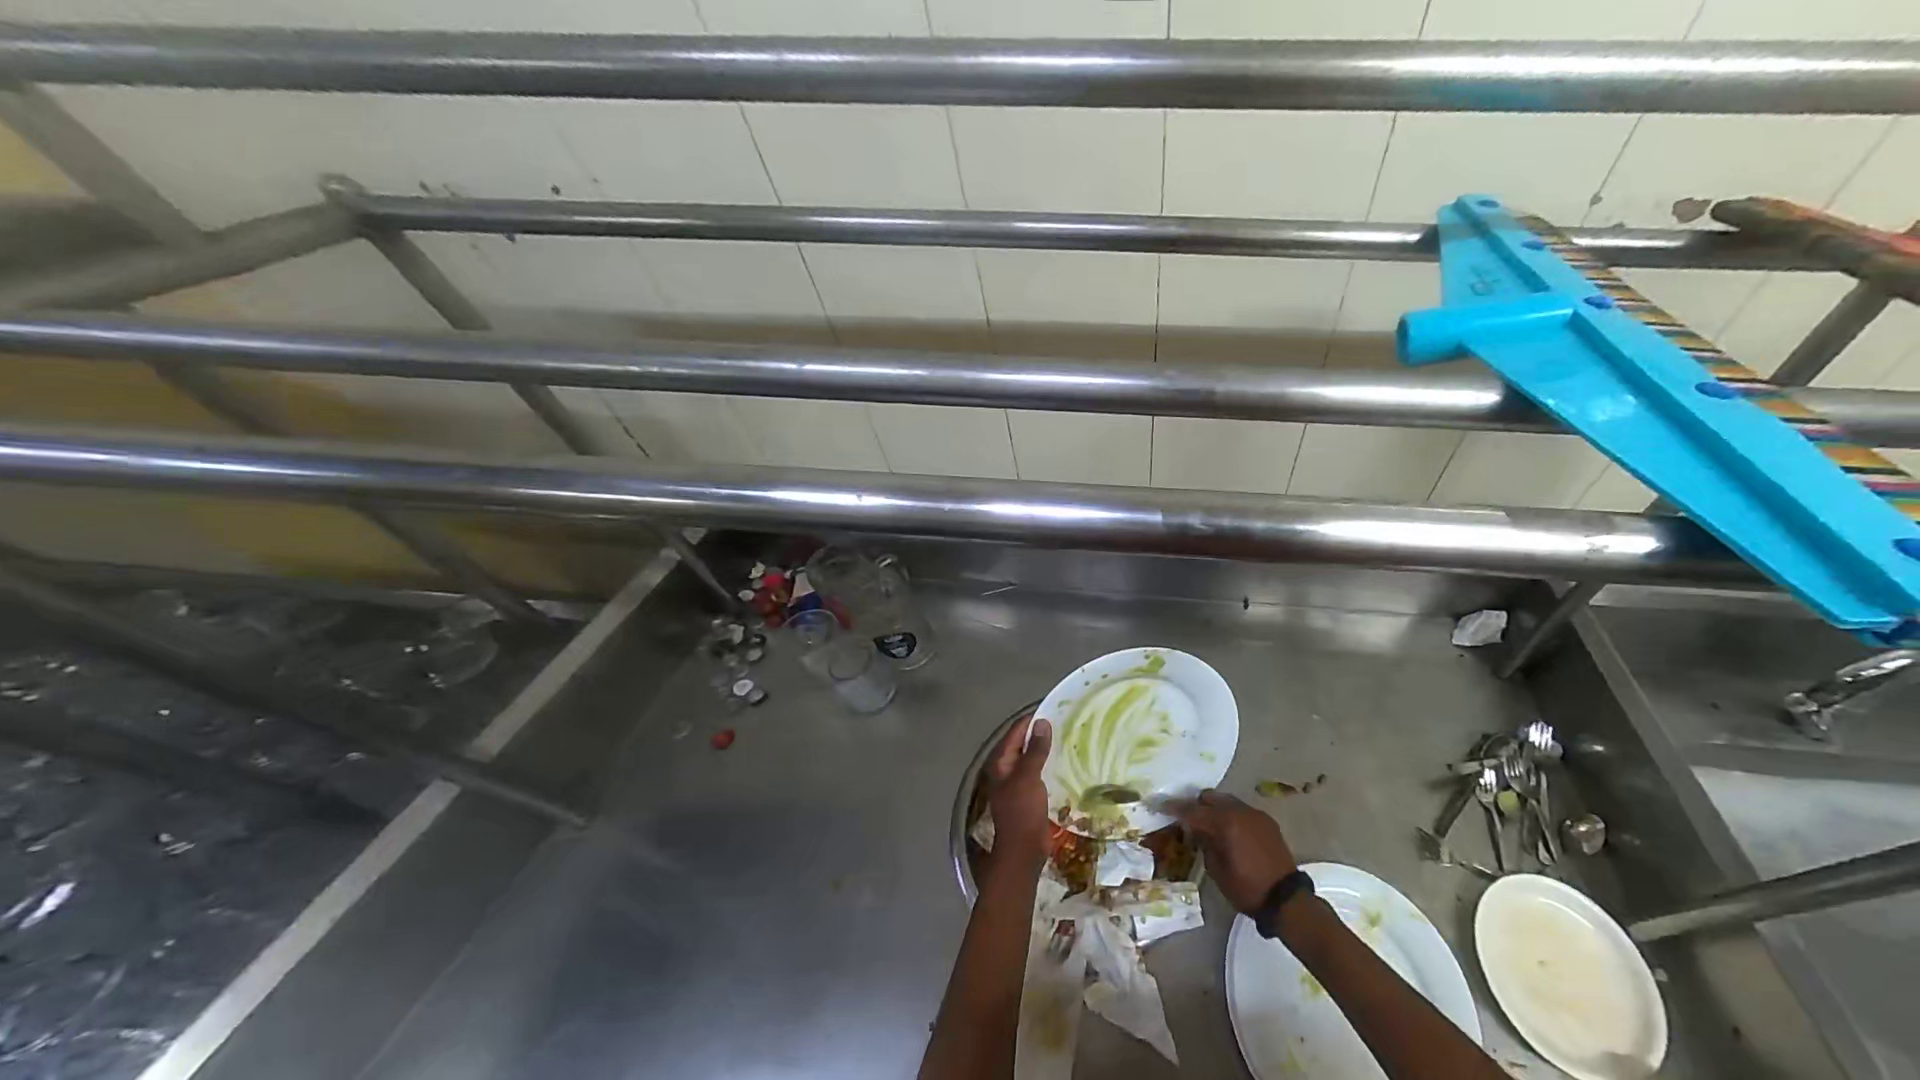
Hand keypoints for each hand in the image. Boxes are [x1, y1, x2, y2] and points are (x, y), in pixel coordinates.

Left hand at [985, 712, 1051, 868]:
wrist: (1024, 849)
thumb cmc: (1022, 811)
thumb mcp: (1028, 777)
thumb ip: (1034, 750)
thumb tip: (1042, 723)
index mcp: (1000, 762)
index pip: (1015, 732)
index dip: (1031, 720)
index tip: (1052, 708)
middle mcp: (1005, 769)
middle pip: (1022, 744)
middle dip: (1038, 733)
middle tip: (1063, 721)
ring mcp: (1016, 782)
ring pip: (1031, 758)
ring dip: (1044, 749)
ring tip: (1066, 738)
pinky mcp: (1028, 795)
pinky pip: (1038, 772)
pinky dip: (1048, 765)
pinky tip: (1063, 763)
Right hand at [1179, 789, 1298, 914]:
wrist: (1287, 901)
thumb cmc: (1247, 888)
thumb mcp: (1216, 869)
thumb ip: (1204, 843)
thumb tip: (1196, 830)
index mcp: (1226, 822)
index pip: (1192, 811)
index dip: (1173, 808)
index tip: (1157, 805)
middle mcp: (1240, 811)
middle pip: (1209, 798)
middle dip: (1195, 805)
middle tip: (1184, 818)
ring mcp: (1256, 815)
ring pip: (1226, 801)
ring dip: (1213, 809)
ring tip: (1205, 825)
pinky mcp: (1266, 822)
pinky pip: (1241, 810)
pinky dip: (1229, 815)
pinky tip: (1226, 830)